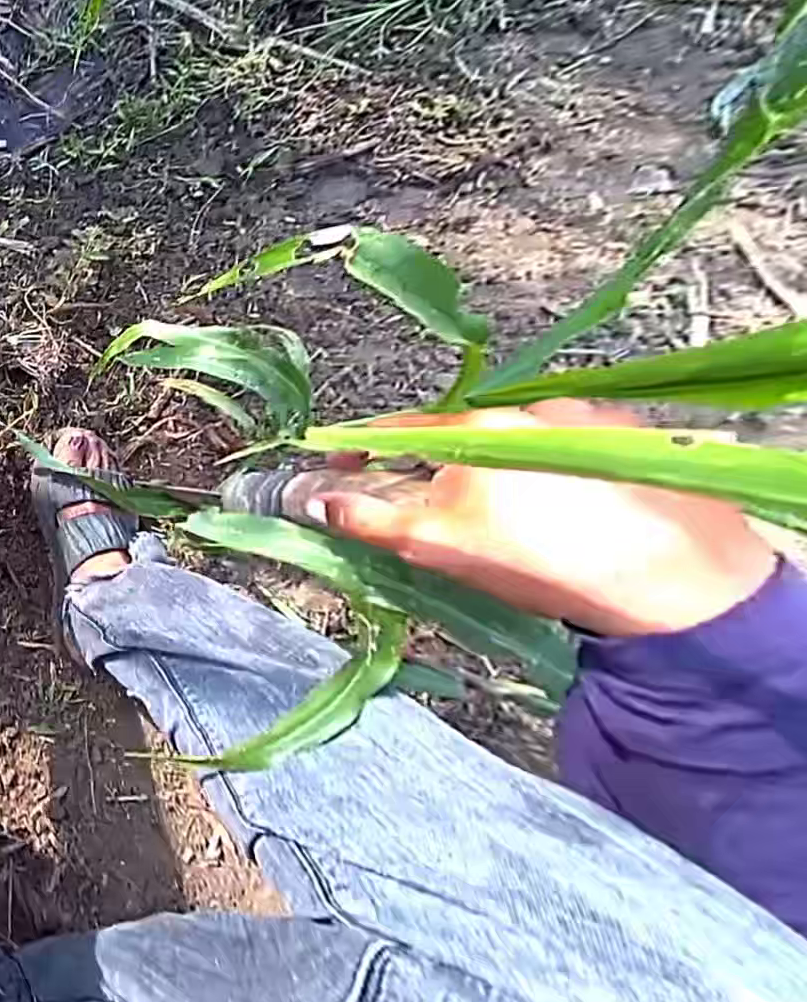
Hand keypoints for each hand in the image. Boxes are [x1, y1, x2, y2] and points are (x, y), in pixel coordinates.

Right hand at [314, 399, 776, 636]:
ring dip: (487, 468)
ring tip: (496, 514)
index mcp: (481, 426)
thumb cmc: (541, 561)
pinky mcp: (639, 443)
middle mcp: (536, 410)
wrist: (685, 591)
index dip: (362, 448)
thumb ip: (365, 517)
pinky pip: (559, 449)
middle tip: (425, 506)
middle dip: (429, 466)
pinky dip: (538, 471)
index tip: (342, 465)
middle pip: (455, 435)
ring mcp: (594, 422)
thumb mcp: (431, 543)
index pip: (399, 428)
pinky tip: (549, 509)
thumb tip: (316, 500)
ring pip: (509, 442)